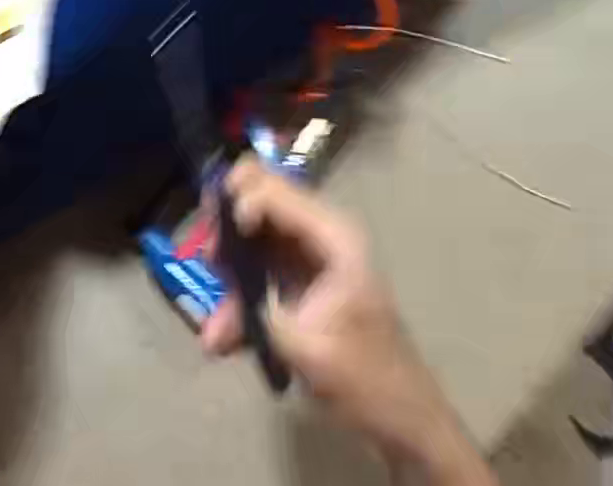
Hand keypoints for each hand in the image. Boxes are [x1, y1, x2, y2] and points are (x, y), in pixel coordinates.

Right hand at [202, 161, 495, 483]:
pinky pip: (257, 265)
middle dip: (227, 226)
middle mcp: (320, 233)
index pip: (276, 192)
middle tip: (209, 258)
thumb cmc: (366, 380)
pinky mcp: (297, 275)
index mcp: (334, 237)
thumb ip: (262, 307)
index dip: (240, 204)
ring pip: (253, 234)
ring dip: (230, 270)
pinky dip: (239, 294)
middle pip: (260, 198)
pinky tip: (223, 336)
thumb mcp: (310, 349)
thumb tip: (222, 280)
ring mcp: (308, 253)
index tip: (219, 246)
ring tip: (217, 324)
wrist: (403, 419)